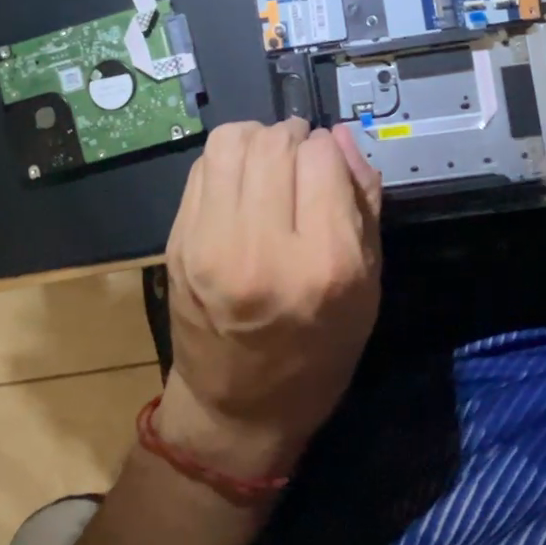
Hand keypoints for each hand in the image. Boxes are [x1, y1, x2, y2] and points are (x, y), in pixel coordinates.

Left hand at [155, 119, 382, 478]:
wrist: (238, 408)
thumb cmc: (319, 354)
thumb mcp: (367, 288)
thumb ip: (363, 204)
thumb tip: (343, 136)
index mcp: (323, 266)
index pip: (322, 158)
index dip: (331, 153)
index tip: (331, 169)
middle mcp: (261, 249)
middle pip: (274, 143)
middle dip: (295, 138)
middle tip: (302, 158)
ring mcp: (209, 244)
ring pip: (232, 141)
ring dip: (257, 140)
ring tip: (270, 164)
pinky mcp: (178, 242)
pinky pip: (203, 166)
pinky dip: (227, 161)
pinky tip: (241, 184)